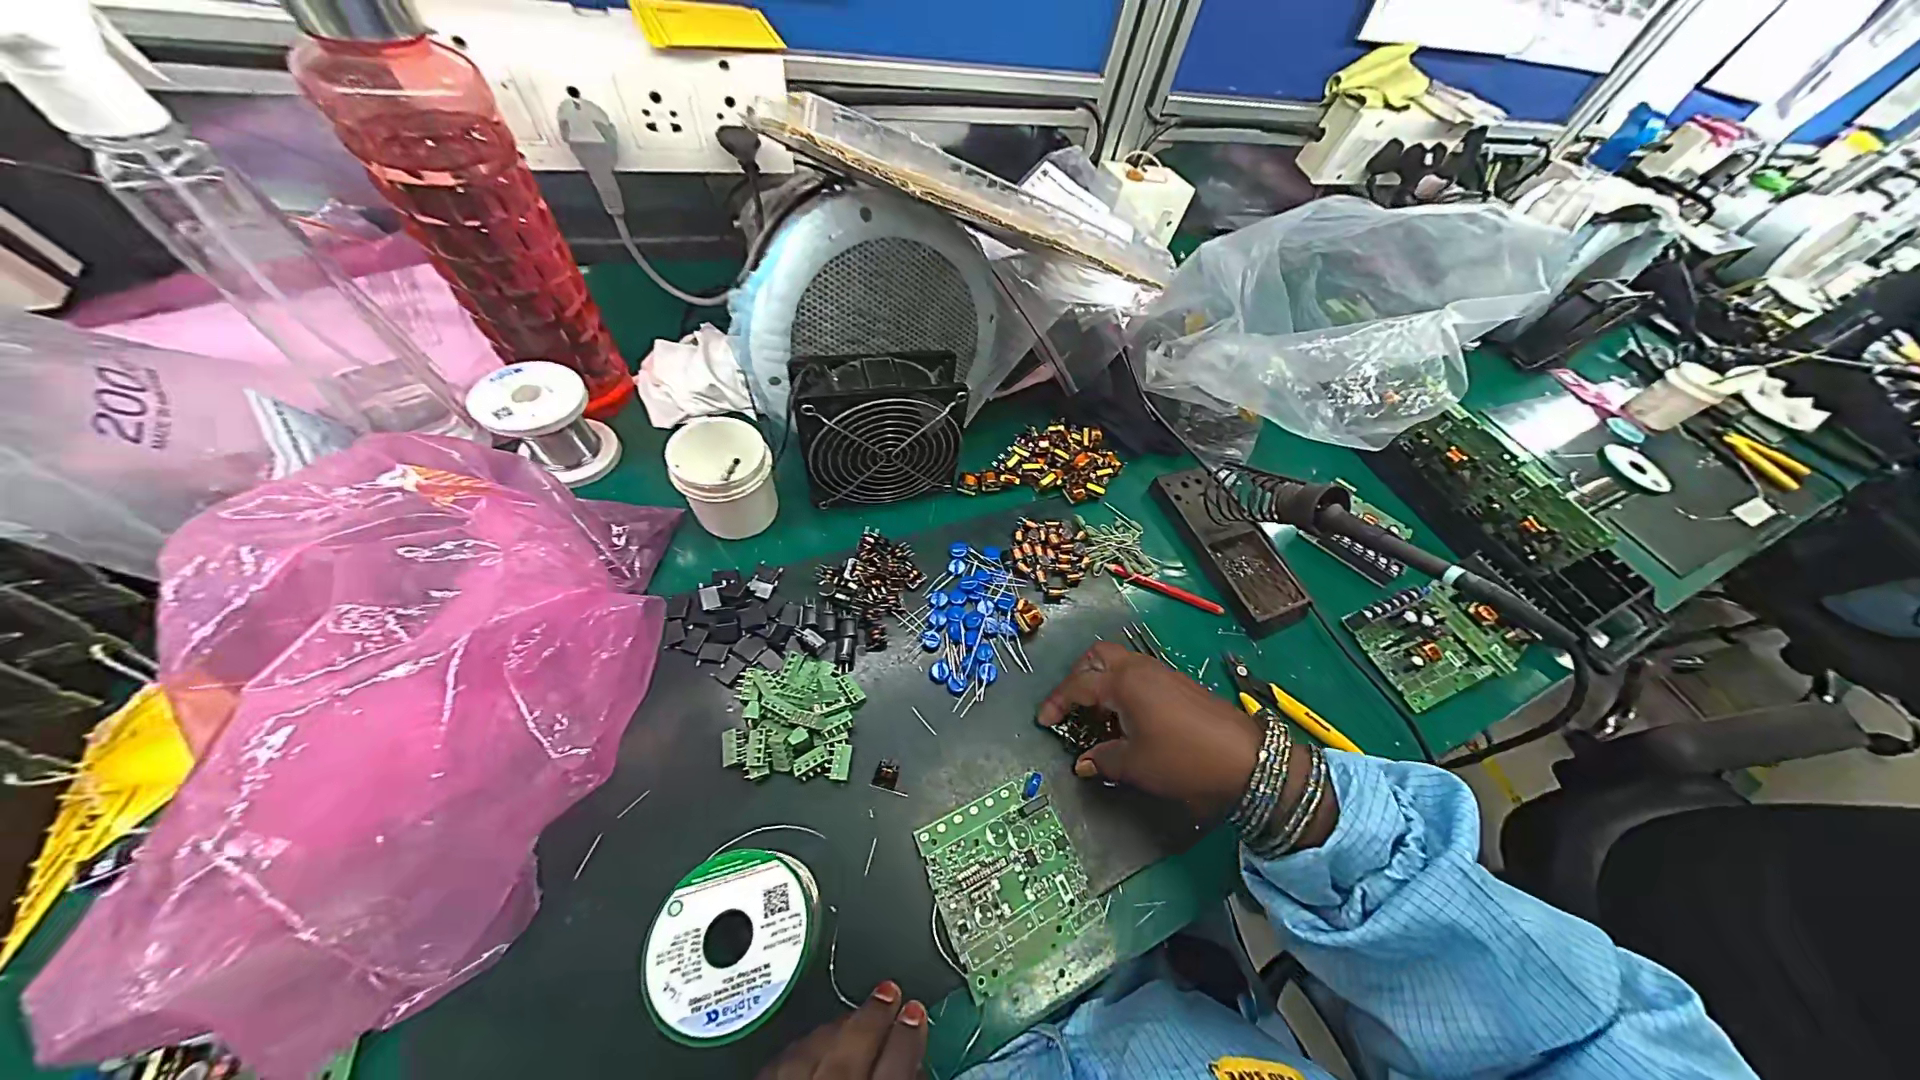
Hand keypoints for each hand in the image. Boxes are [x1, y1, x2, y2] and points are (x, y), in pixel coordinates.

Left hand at [755, 980, 927, 1079]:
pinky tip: (808, 1039)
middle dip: (874, 1015)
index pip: (895, 1067)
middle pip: (853, 1048)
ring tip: (854, 1012)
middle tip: (889, 991)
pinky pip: (778, 1064)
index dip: (909, 1035)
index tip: (916, 1013)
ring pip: (811, 1050)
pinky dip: (797, 1049)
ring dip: (836, 1027)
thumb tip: (917, 1066)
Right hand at [1037, 641, 1261, 819]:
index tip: (1045, 721)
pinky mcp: (1177, 682)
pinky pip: (1138, 674)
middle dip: (1078, 676)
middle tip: (1071, 705)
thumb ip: (1103, 759)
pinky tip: (1126, 718)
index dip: (1057, 703)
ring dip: (1101, 681)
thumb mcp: (1135, 764)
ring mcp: (1161, 672)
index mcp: (1123, 682)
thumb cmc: (1183, 759)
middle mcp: (1140, 668)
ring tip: (1097, 715)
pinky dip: (1122, 687)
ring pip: (1119, 662)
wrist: (1246, 759)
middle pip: (1097, 656)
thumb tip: (1084, 762)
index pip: (1077, 684)